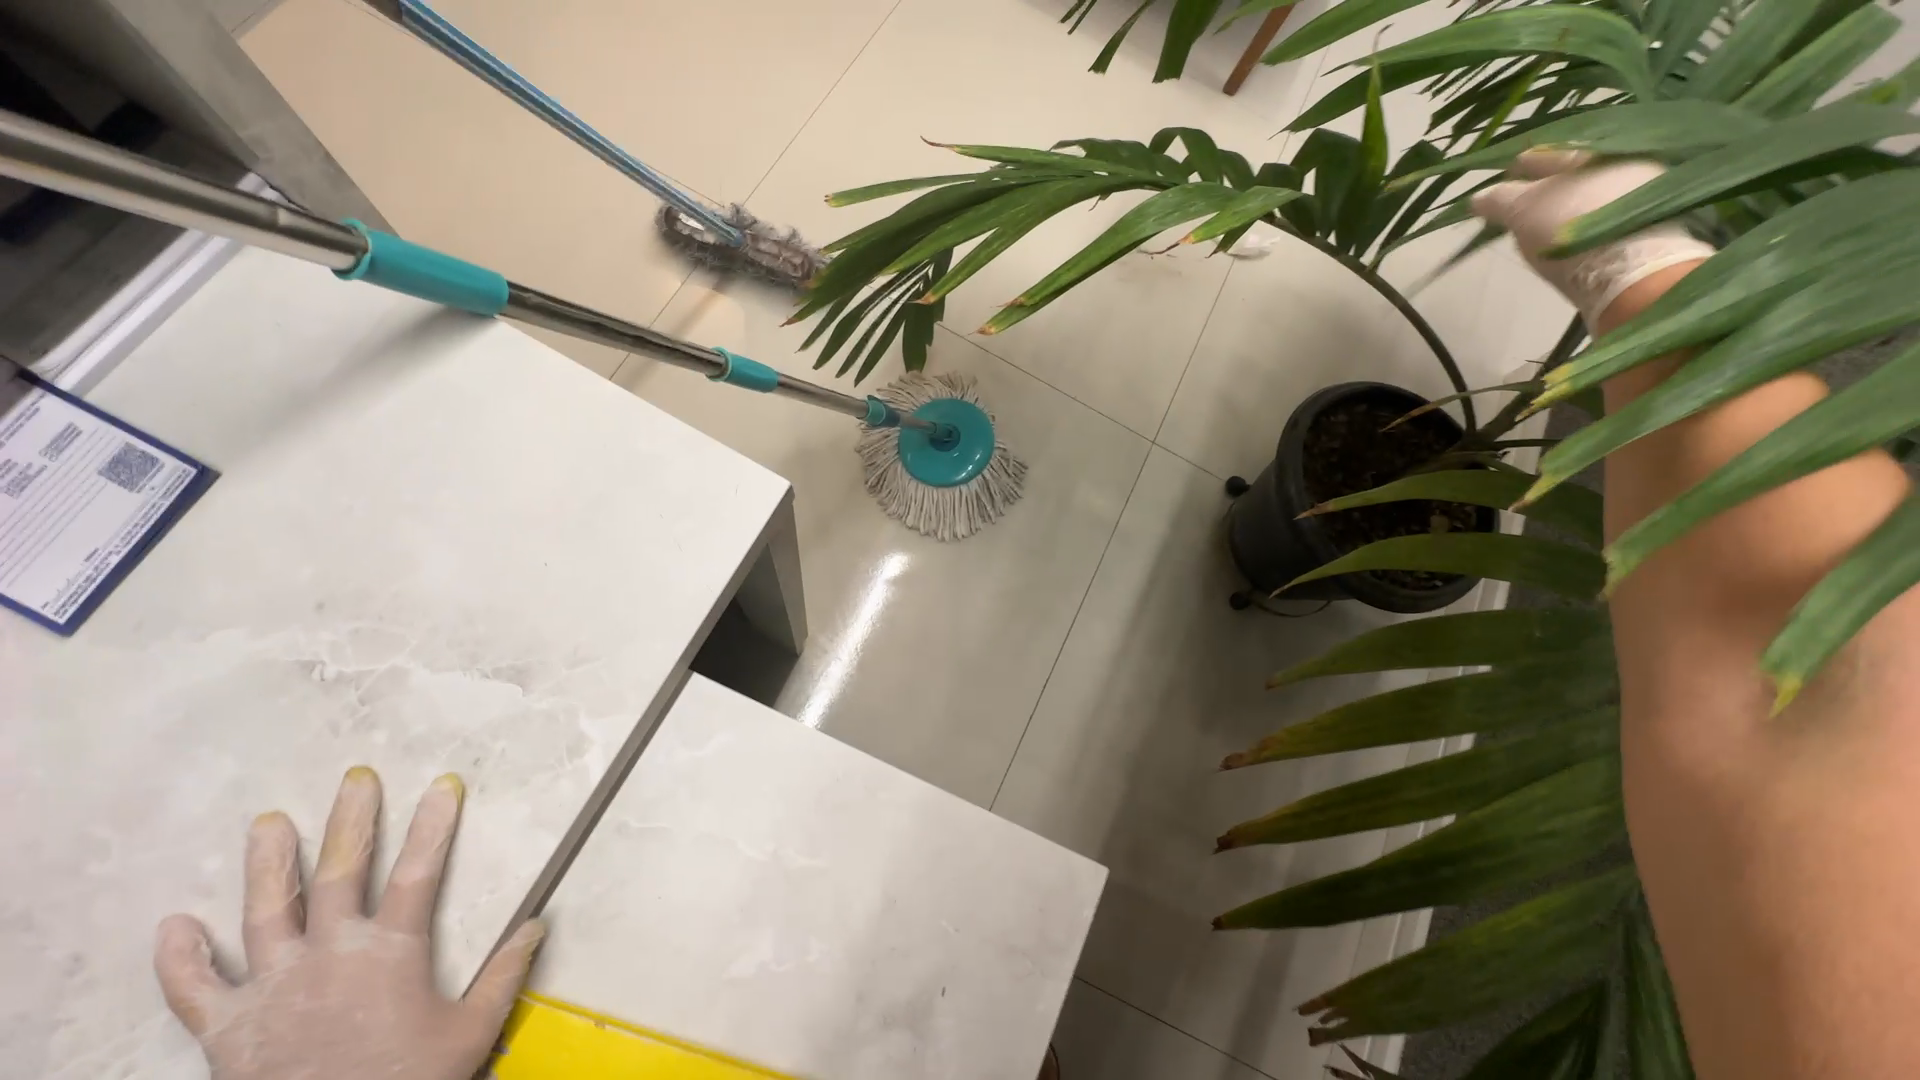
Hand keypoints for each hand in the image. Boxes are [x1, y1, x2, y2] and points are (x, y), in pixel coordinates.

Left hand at [154, 767, 544, 1079]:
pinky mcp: (227, 1029)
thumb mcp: (472, 1032)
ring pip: (267, 912)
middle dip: (353, 821)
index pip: (420, 872)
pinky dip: (180, 959)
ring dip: (269, 863)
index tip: (444, 785)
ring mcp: (273, 987)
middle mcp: (330, 954)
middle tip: (356, 778)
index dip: (435, 825)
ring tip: (269, 821)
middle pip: (341, 873)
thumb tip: (537, 923)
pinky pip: (194, 990)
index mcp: (391, 952)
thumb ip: (504, 975)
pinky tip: (174, 925)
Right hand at [1471, 148, 1715, 328]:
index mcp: (1593, 152)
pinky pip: (1603, 219)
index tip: (1506, 174)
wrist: (1627, 269)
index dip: (1523, 164)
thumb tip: (1478, 197)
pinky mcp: (1647, 227)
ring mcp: (1641, 196)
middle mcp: (1623, 165)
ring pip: (1590, 196)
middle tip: (1521, 203)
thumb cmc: (1570, 226)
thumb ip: (1498, 200)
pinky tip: (1566, 242)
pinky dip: (1581, 226)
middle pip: (1573, 175)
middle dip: (1547, 186)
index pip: (1549, 153)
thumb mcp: (1523, 209)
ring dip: (1565, 208)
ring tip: (1541, 227)